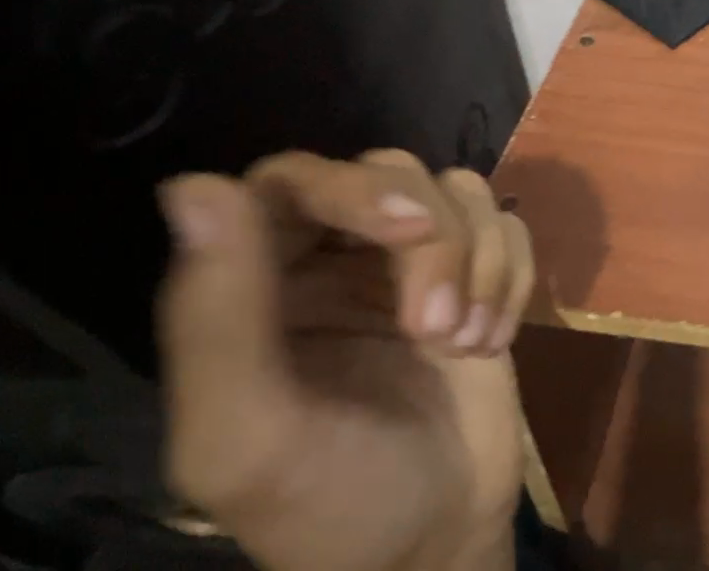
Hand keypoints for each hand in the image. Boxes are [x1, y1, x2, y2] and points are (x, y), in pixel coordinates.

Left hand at [155, 150, 534, 570]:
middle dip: (435, 243)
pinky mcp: (479, 274)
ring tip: (469, 342)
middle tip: (440, 328)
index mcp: (255, 284)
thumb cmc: (326, 503)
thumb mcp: (247, 434)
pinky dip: (513, 274)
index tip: (410, 230)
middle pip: (392, 174)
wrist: (438, 536)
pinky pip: (509, 224)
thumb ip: (215, 320)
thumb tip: (194, 188)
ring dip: (480, 263)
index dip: (352, 188)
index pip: (292, 178)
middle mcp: (331, 256)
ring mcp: (413, 263)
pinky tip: (495, 340)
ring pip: (459, 191)